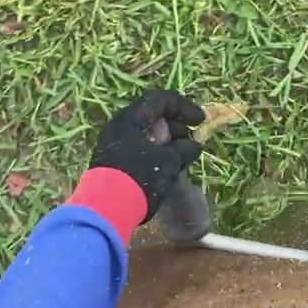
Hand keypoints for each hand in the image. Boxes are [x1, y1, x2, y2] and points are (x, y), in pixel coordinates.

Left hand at [89, 89, 206, 216]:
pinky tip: (165, 166)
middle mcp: (120, 124)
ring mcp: (112, 141)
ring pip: (145, 132)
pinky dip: (153, 150)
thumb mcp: (171, 161)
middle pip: (152, 116)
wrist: (107, 207)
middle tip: (190, 141)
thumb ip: (185, 149)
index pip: (161, 100)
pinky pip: (137, 146)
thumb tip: (193, 145)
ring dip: (165, 140)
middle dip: (175, 126)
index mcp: (134, 117)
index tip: (200, 121)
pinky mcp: (110, 159)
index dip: (184, 107)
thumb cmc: (142, 177)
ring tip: (181, 156)